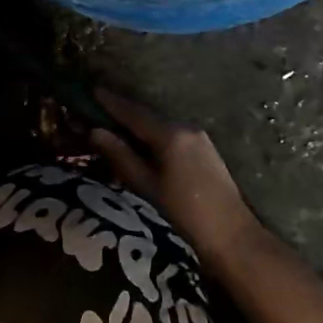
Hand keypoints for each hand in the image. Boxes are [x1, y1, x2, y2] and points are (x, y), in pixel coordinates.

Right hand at [90, 88, 257, 253]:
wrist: (230, 231)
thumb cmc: (184, 212)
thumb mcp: (146, 185)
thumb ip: (121, 155)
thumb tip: (95, 132)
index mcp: (170, 134)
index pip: (133, 113)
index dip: (111, 102)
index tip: (92, 91)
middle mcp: (185, 126)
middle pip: (146, 116)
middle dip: (122, 115)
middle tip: (97, 114)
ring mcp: (198, 135)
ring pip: (160, 125)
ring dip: (138, 127)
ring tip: (115, 131)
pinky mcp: (205, 146)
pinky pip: (172, 134)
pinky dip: (154, 136)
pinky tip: (143, 147)